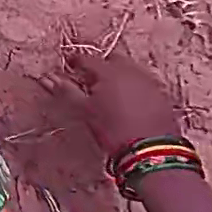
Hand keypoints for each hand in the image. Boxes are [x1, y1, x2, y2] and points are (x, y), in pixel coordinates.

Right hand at [66, 51, 183, 158]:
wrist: (152, 152)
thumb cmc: (112, 129)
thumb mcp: (84, 109)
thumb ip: (66, 90)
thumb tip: (47, 78)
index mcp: (110, 72)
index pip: (87, 58)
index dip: (75, 61)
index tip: (68, 66)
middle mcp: (133, 72)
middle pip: (112, 60)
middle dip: (100, 66)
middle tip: (88, 79)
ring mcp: (151, 84)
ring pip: (131, 71)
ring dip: (118, 76)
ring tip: (107, 91)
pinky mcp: (164, 97)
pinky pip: (144, 84)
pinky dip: (133, 86)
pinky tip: (127, 100)